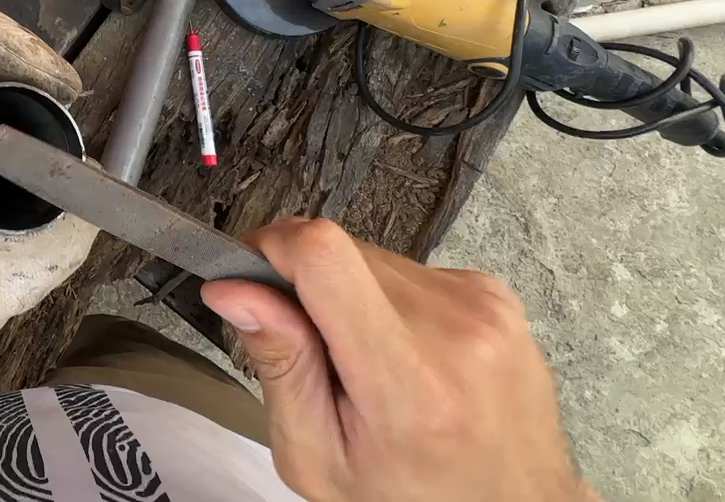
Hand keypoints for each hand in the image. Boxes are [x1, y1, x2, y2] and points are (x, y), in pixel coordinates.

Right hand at [201, 218, 593, 501]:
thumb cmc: (407, 496)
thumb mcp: (317, 459)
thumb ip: (277, 366)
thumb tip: (231, 288)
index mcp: (409, 381)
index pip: (323, 254)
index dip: (273, 248)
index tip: (255, 281)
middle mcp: (455, 330)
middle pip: (335, 250)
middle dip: (305, 282)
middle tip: (314, 346)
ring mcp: (482, 306)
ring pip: (364, 254)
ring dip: (345, 289)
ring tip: (365, 355)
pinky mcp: (493, 292)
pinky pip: (400, 265)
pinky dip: (382, 294)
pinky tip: (402, 346)